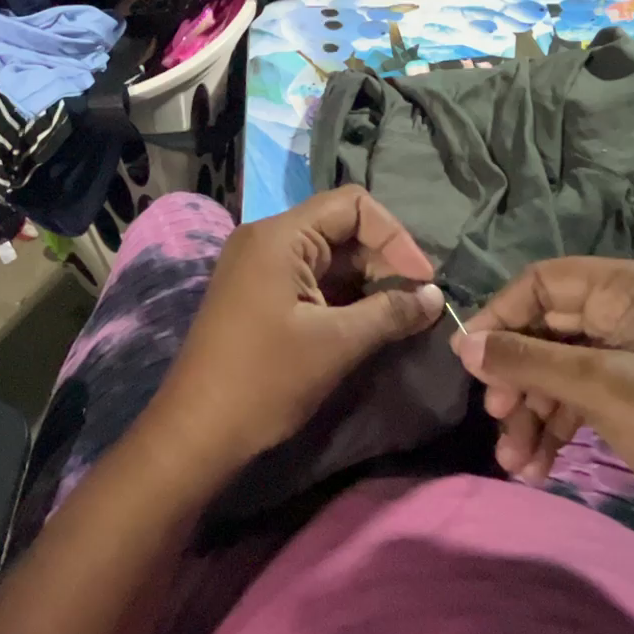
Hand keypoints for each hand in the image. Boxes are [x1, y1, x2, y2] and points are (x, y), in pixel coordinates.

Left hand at [143, 186, 444, 479]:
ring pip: (327, 256)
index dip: (395, 237)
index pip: (351, 205)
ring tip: (400, 317)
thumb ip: (390, 312)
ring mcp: (258, 265)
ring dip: (366, 281)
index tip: (423, 280)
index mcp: (279, 235)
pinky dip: (342, 295)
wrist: (199, 428)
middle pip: (340, 228)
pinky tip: (369, 322)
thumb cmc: (266, 378)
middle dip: (384, 261)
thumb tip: (434, 295)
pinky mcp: (258, 292)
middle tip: (417, 304)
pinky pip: (309, 278)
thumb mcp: (337, 343)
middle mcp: (265, 238)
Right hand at [451, 257, 633, 537]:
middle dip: (516, 378)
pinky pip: (576, 401)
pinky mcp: (632, 398)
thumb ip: (528, 360)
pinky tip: (533, 468)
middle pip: (546, 331)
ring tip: (512, 460)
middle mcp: (630, 315)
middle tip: (494, 413)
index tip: (470, 356)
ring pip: (556, 372)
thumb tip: (462, 345)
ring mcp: (631, 359)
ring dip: (530, 414)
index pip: (546, 282)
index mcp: (633, 289)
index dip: (503, 315)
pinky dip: (553, 430)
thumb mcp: (604, 387)